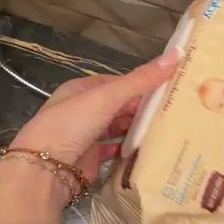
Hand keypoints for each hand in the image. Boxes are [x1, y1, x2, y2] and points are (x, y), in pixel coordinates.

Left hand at [2, 49, 180, 187]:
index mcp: (81, 90)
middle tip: (174, 110)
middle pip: (119, 106)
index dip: (140, 84)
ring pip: (118, 129)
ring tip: (168, 129)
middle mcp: (82, 111)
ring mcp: (86, 137)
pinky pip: (116, 151)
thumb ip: (141, 79)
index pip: (116, 82)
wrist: (45, 170)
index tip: (167, 88)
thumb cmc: (72, 124)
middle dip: (142, 109)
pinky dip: (130, 150)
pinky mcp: (91, 159)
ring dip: (137, 129)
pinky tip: (149, 149)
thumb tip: (178, 52)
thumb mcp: (108, 96)